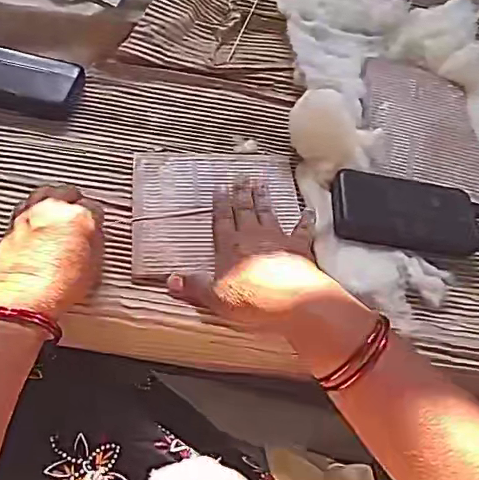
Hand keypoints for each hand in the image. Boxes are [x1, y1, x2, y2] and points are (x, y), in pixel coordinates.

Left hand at [0, 186, 105, 318]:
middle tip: (76, 212)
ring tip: (55, 211)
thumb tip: (92, 236)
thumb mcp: (94, 266)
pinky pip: (25, 211)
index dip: (96, 217)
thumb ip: (95, 242)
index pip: (93, 207)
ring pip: (42, 195)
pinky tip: (35, 223)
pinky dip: (32, 215)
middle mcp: (53, 210)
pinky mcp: (11, 227)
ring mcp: (30, 216)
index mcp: (79, 217)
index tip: (94, 225)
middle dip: (73, 201)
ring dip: (50, 201)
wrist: (25, 300)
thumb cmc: (57, 287)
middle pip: (66, 192)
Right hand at [166, 180, 378, 377]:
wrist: (290, 301)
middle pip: (245, 211)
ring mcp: (277, 239)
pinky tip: (307, 211)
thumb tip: (171, 281)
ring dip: (264, 198)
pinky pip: (301, 229)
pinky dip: (304, 219)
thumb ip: (194, 287)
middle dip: (241, 194)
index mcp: (230, 247)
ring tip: (261, 183)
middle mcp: (253, 237)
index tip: (219, 188)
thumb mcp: (215, 298)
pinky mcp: (299, 247)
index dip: (220, 204)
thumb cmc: (251, 300)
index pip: (222, 221)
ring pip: (268, 213)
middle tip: (240, 178)